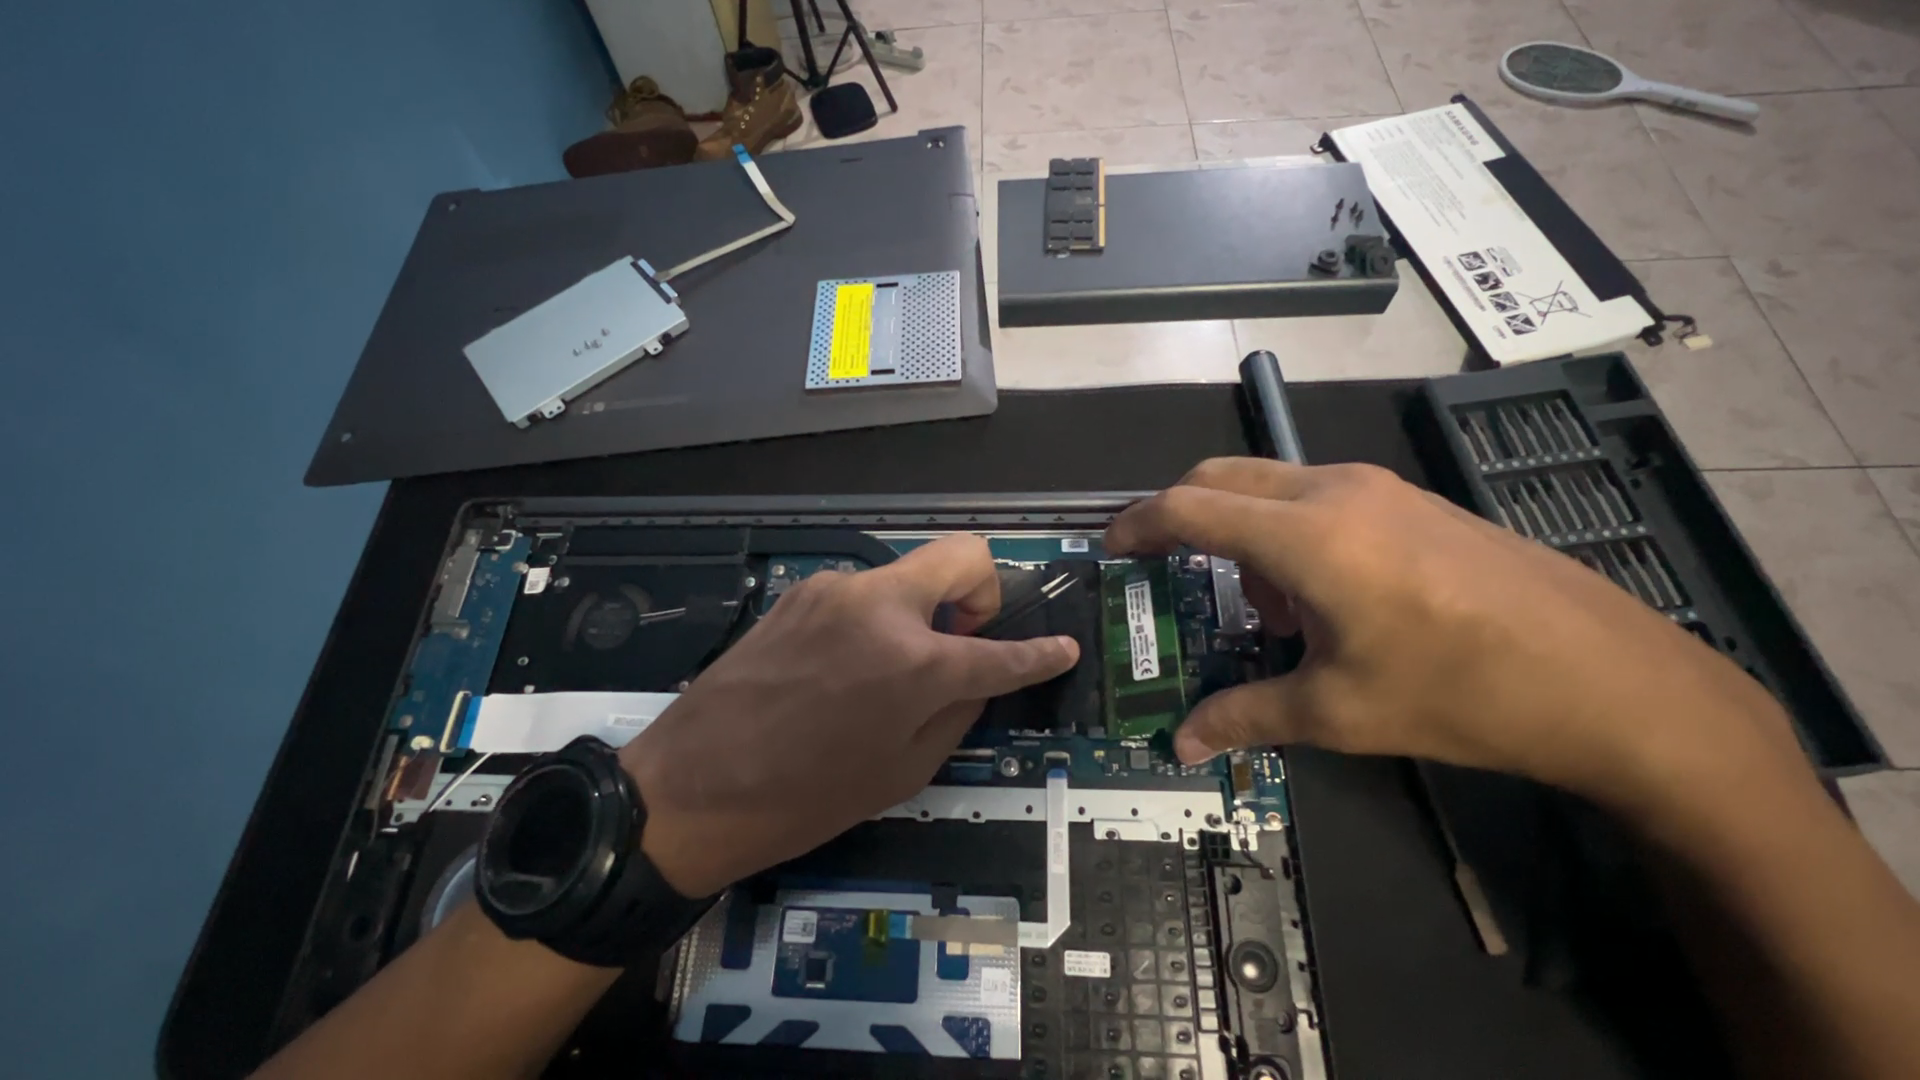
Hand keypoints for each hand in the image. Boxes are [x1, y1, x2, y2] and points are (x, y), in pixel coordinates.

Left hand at [619, 534, 1079, 895]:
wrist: (690, 787)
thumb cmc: (804, 798)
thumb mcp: (903, 772)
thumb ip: (957, 711)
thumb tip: (981, 677)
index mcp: (913, 662)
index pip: (1000, 650)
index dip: (1040, 653)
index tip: (1062, 648)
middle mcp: (878, 605)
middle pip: (962, 554)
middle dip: (981, 593)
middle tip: (962, 642)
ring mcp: (834, 589)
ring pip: (908, 573)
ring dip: (922, 609)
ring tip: (892, 668)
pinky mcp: (799, 593)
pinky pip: (862, 592)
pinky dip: (877, 618)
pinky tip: (846, 666)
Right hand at [1104, 458, 1805, 813]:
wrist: (1613, 680)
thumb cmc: (1461, 694)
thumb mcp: (1339, 712)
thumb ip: (1246, 715)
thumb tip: (1183, 743)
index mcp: (1306, 537)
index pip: (1191, 507)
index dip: (1140, 524)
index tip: (1112, 548)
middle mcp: (1336, 491)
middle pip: (1224, 476)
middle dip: (1180, 513)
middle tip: (1160, 562)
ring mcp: (1381, 489)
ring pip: (1273, 483)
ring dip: (1241, 527)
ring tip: (1260, 606)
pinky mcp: (1415, 501)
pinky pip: (1321, 496)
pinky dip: (1288, 530)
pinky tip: (1322, 596)